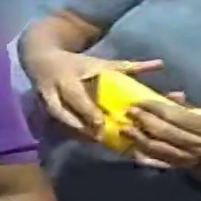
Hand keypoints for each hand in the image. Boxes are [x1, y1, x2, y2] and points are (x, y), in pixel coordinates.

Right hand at [27, 49, 162, 136]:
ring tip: (92, 139)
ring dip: (71, 129)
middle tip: (97, 136)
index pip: (75, 96)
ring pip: (55, 118)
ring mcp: (43, 100)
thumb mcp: (99, 63)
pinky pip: (52, 120)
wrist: (40, 61)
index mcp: (66, 79)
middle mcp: (51, 91)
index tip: (100, 122)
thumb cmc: (76, 63)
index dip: (86, 110)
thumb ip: (128, 67)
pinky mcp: (40, 106)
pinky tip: (82, 136)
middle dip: (77, 124)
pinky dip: (66, 129)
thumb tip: (160, 64)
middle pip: (60, 111)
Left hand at [124, 95, 200, 170]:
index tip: (140, 102)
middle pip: (164, 131)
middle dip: (143, 120)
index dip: (155, 108)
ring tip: (125, 127)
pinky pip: (152, 160)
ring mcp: (187, 158)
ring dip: (137, 136)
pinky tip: (130, 143)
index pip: (177, 117)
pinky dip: (139, 152)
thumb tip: (172, 95)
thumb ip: (190, 107)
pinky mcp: (176, 167)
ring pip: (155, 146)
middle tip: (130, 111)